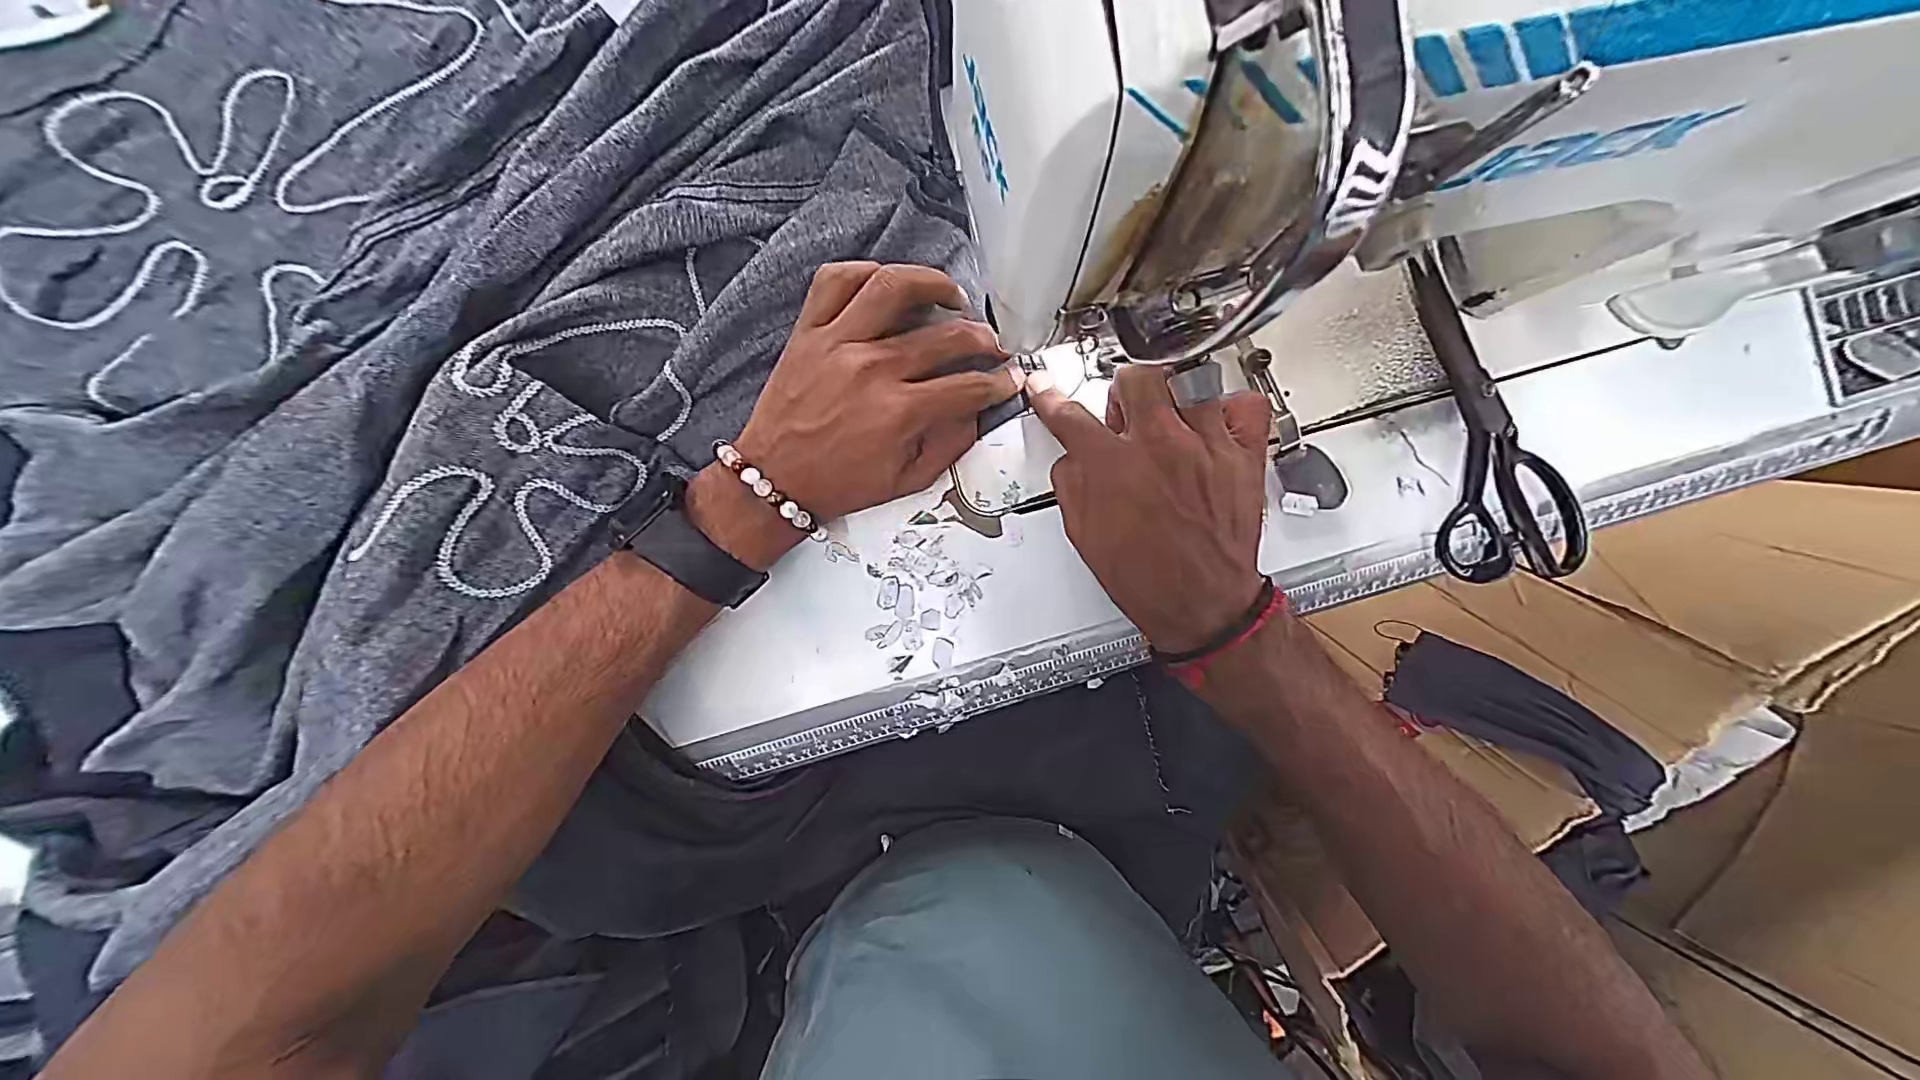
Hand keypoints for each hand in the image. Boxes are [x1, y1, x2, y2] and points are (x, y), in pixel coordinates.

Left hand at [686, 262, 1020, 570]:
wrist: (777, 480)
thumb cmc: (838, 483)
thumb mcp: (907, 479)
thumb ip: (949, 444)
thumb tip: (976, 411)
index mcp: (897, 412)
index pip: (968, 385)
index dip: (998, 382)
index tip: (1006, 379)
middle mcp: (870, 370)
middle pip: (945, 335)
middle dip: (982, 339)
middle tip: (990, 345)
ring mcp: (837, 344)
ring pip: (893, 287)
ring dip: (932, 283)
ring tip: (950, 296)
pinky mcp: (809, 333)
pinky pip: (835, 281)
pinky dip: (865, 272)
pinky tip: (886, 284)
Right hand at [1029, 365, 1270, 652]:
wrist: (1201, 604)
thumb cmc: (1148, 578)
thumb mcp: (1085, 534)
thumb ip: (1071, 484)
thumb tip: (1071, 457)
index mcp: (1112, 467)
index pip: (1069, 415)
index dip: (1050, 397)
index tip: (1047, 389)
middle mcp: (1159, 447)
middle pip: (1136, 378)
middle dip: (1125, 391)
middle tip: (1128, 413)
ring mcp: (1205, 448)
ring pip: (1190, 379)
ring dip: (1174, 397)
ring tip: (1172, 420)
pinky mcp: (1243, 457)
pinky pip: (1245, 404)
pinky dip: (1231, 408)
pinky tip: (1216, 425)